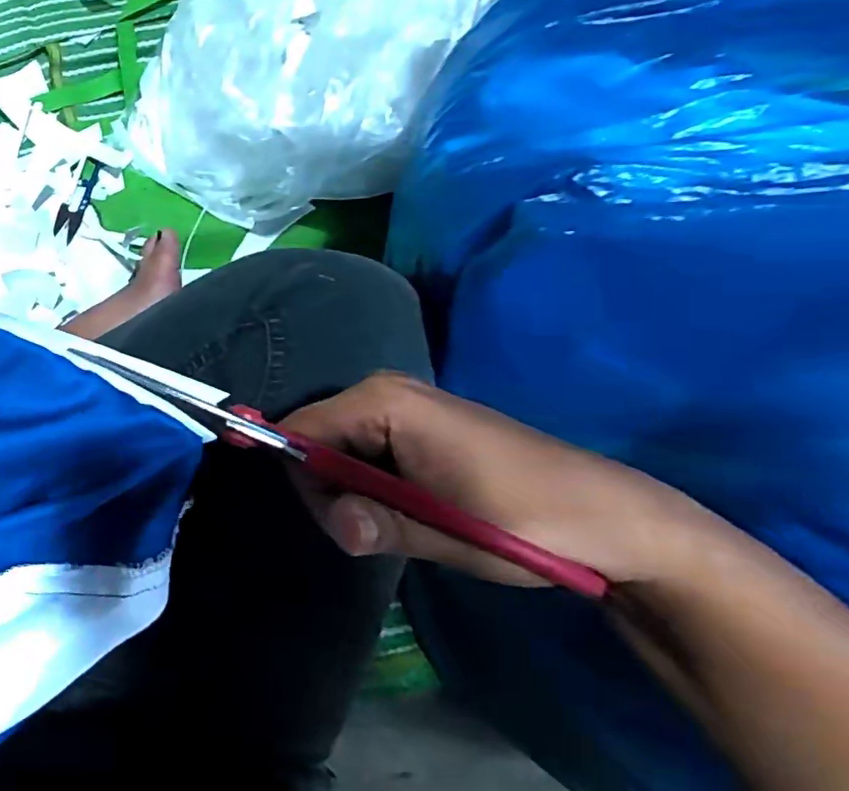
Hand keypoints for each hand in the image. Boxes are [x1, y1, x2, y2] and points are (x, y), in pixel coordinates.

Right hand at [278, 373, 708, 586]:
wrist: (625, 523)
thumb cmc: (536, 522)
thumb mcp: (454, 534)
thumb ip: (382, 525)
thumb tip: (337, 526)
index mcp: (381, 401)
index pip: (299, 432)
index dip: (308, 482)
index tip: (345, 525)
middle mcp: (381, 389)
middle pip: (314, 438)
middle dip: (333, 490)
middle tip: (378, 532)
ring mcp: (399, 401)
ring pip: (336, 446)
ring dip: (357, 490)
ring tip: (406, 522)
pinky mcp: (414, 419)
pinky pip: (361, 446)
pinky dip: (373, 481)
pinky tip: (413, 504)